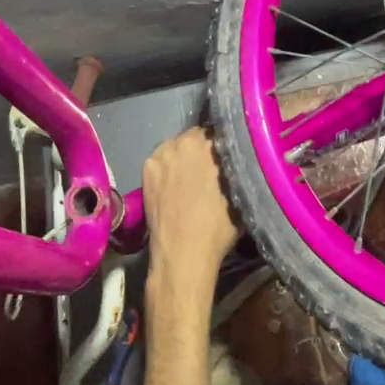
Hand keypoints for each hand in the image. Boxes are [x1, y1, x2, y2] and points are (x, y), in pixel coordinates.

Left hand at [141, 127, 236, 285]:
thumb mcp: (238, 193)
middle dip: (203, 148)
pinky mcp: (146, 169)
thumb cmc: (217, 227)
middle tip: (210, 167)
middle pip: (195, 137)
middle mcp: (182, 142)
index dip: (224, 143)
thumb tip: (235, 158)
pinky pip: (162, 159)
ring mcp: (160, 154)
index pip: (219, 131)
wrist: (182, 253)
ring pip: (176, 146)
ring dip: (184, 156)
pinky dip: (168, 166)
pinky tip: (174, 183)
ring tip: (190, 177)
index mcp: (208, 144)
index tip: (227, 155)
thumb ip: (235, 168)